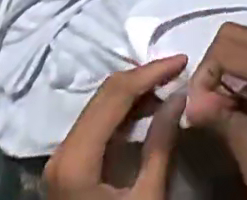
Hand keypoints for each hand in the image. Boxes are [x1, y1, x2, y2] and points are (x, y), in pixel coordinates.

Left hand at [45, 56, 186, 199]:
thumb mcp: (148, 198)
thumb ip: (161, 143)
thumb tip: (181, 95)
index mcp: (76, 158)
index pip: (116, 94)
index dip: (152, 72)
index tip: (184, 60)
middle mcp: (62, 150)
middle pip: (106, 94)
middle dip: (145, 77)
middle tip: (180, 69)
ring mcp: (63, 158)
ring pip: (101, 105)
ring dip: (136, 92)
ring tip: (170, 88)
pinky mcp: (69, 167)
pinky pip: (98, 123)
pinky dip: (125, 111)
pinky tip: (150, 110)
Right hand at [183, 24, 246, 199]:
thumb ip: (227, 127)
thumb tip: (190, 102)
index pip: (225, 45)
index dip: (204, 76)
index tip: (199, 115)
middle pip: (233, 35)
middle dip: (212, 68)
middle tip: (207, 112)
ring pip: (243, 46)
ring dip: (224, 75)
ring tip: (221, 119)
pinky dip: (238, 81)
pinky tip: (237, 116)